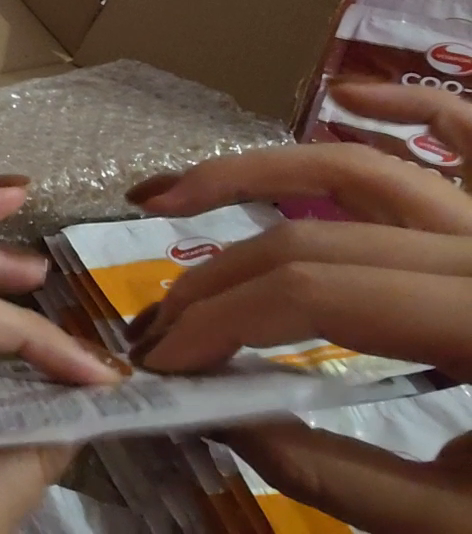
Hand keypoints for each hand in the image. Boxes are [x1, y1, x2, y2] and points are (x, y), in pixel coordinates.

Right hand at [127, 82, 471, 532]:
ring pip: (360, 171)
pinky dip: (418, 110)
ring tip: (167, 194)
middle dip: (213, 283)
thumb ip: (343, 477)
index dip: (215, 321)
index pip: (308, 295)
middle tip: (155, 322)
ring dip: (248, 175)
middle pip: (309, 242)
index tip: (159, 364)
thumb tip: (217, 416)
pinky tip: (352, 98)